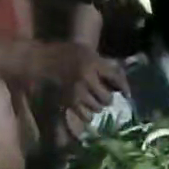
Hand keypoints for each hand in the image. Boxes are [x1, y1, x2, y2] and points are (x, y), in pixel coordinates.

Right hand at [9, 41, 127, 111]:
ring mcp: (78, 90)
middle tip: (101, 94)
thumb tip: (120, 82)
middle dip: (106, 98)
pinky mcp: (70, 102)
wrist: (41, 59)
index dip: (124, 87)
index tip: (128, 95)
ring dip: (97, 105)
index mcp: (92, 60)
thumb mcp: (85, 52)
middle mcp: (86, 76)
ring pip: (98, 108)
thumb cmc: (65, 54)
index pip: (115, 77)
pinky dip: (87, 114)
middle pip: (107, 98)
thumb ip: (102, 64)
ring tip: (90, 98)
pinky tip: (84, 107)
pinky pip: (87, 116)